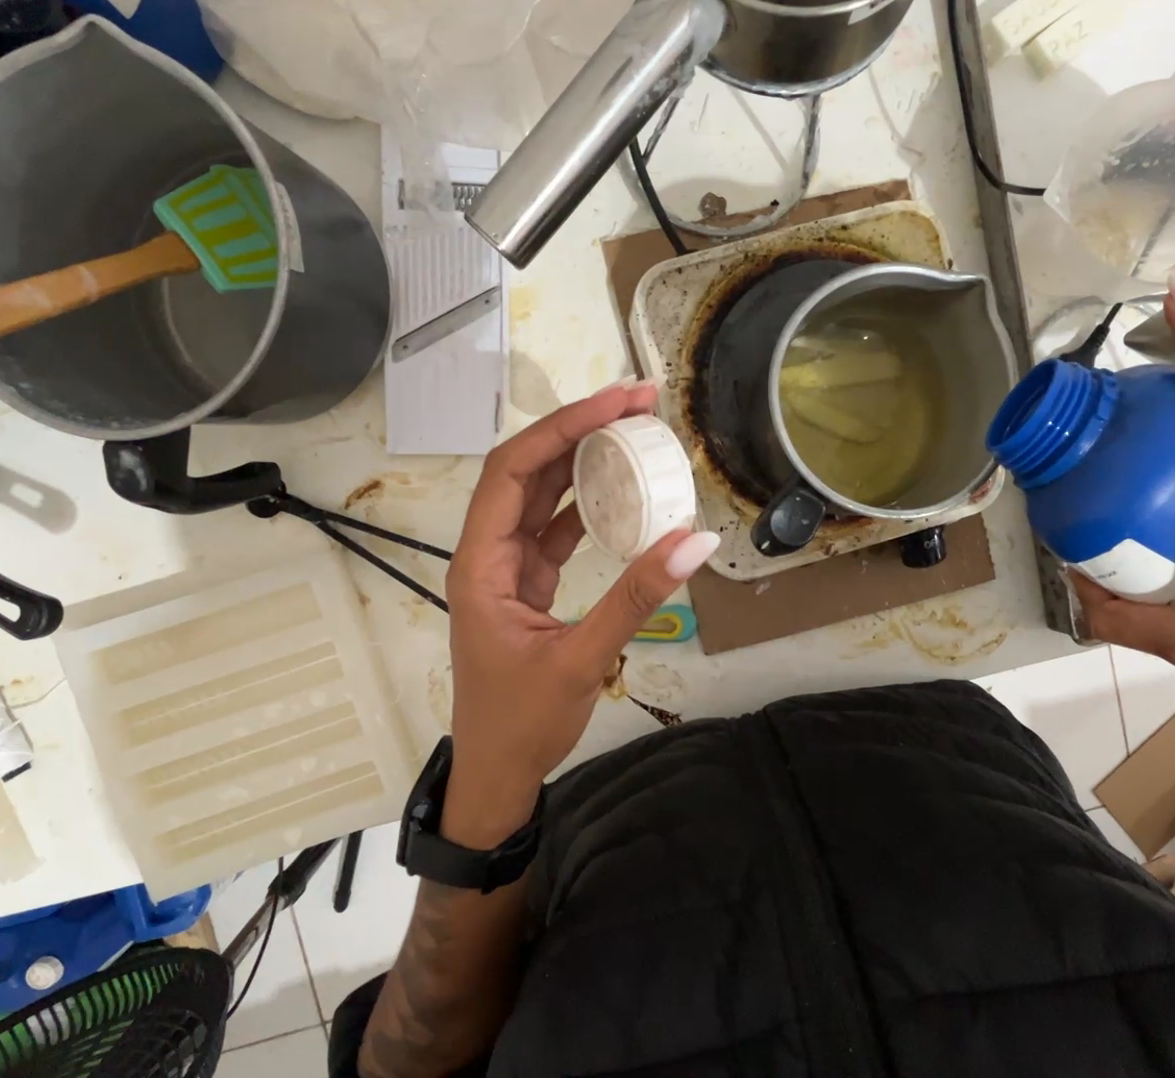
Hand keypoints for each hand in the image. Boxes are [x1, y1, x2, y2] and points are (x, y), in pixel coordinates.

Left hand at [443, 382, 720, 844]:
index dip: (561, 429)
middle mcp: (488, 554)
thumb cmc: (522, 722)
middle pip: (526, 471)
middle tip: (638, 402)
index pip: (512, 471)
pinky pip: (555, 529)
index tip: (614, 402)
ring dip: (583, 461)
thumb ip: (635, 599)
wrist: (496, 772)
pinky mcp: (528, 584)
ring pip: (541, 495)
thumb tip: (693, 541)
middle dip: (578, 431)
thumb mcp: (580, 659)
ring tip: (636, 431)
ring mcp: (508, 568)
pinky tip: (624, 490)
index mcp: (480, 564)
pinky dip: (587, 505)